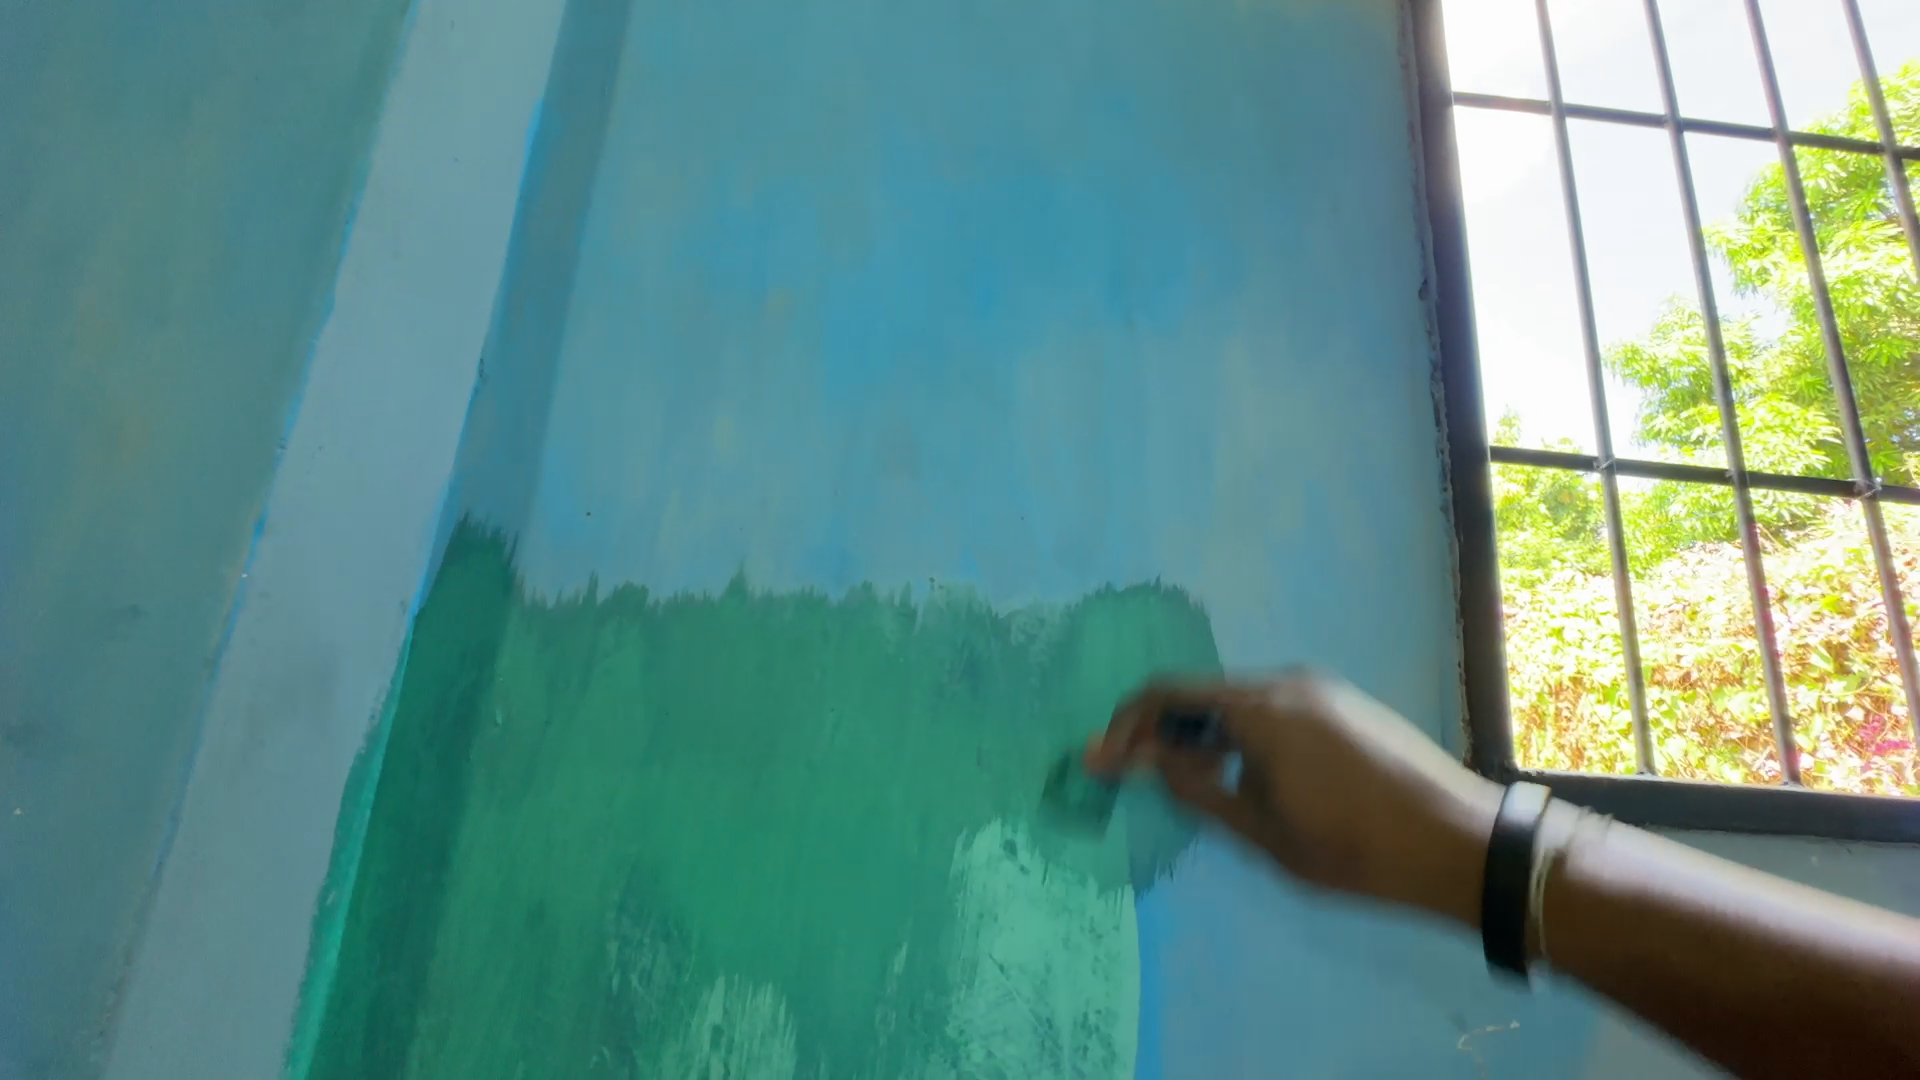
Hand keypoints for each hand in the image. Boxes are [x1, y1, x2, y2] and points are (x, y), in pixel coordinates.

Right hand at [1085, 671, 1501, 926]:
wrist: (1467, 845)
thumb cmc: (1354, 848)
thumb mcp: (1260, 830)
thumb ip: (1193, 787)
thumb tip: (1137, 760)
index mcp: (1259, 707)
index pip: (1167, 694)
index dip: (1127, 724)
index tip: (1106, 759)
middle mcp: (1283, 682)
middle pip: (1200, 693)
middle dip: (1162, 730)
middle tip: (1144, 773)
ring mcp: (1317, 689)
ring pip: (1235, 700)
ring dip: (1202, 732)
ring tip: (1195, 778)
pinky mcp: (1340, 703)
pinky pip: (1270, 707)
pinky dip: (1240, 731)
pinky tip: (1249, 771)